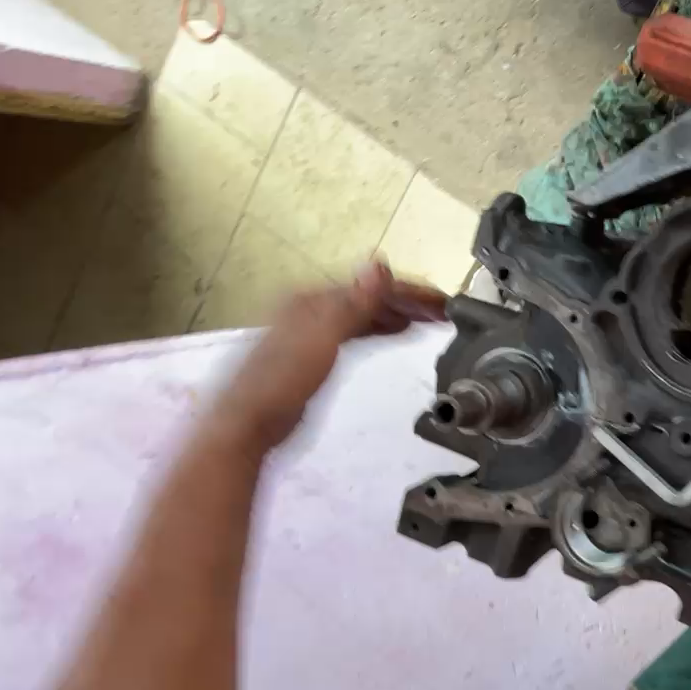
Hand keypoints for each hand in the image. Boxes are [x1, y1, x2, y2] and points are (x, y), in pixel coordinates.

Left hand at [208, 262, 446, 452]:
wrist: (245, 426)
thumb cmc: (282, 383)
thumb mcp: (324, 337)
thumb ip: (355, 302)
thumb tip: (380, 263)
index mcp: (313, 299)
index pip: (374, 286)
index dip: (412, 292)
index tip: (445, 302)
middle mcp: (312, 307)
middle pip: (371, 296)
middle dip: (410, 302)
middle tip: (445, 311)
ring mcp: (312, 328)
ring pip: (366, 312)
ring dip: (399, 313)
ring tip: (429, 320)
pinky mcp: (314, 351)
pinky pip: (358, 329)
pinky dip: (381, 327)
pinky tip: (395, 331)